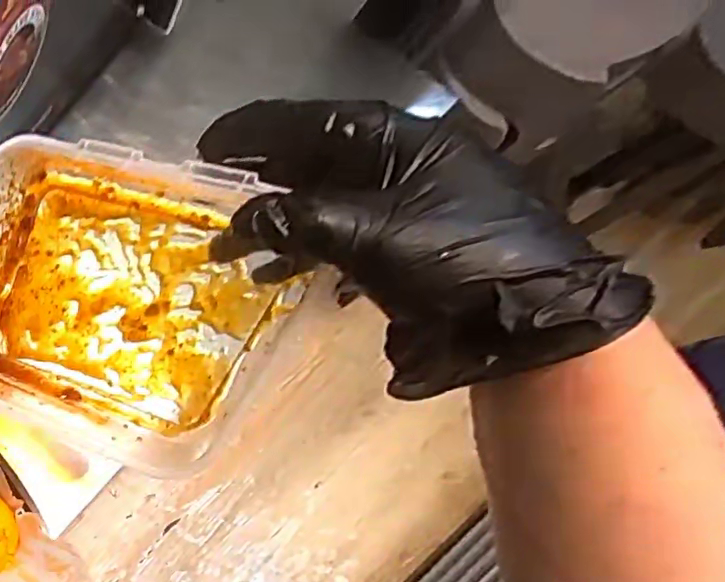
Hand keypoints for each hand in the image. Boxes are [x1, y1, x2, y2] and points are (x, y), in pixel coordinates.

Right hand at [196, 99, 653, 398]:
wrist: (513, 315)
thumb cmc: (452, 256)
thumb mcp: (372, 232)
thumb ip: (302, 220)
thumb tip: (244, 218)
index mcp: (401, 145)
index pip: (318, 124)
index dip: (262, 131)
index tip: (213, 144)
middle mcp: (396, 170)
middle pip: (313, 164)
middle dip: (259, 179)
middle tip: (211, 189)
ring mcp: (394, 211)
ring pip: (317, 208)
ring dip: (270, 226)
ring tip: (226, 247)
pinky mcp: (391, 251)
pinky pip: (331, 244)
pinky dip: (297, 257)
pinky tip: (269, 273)